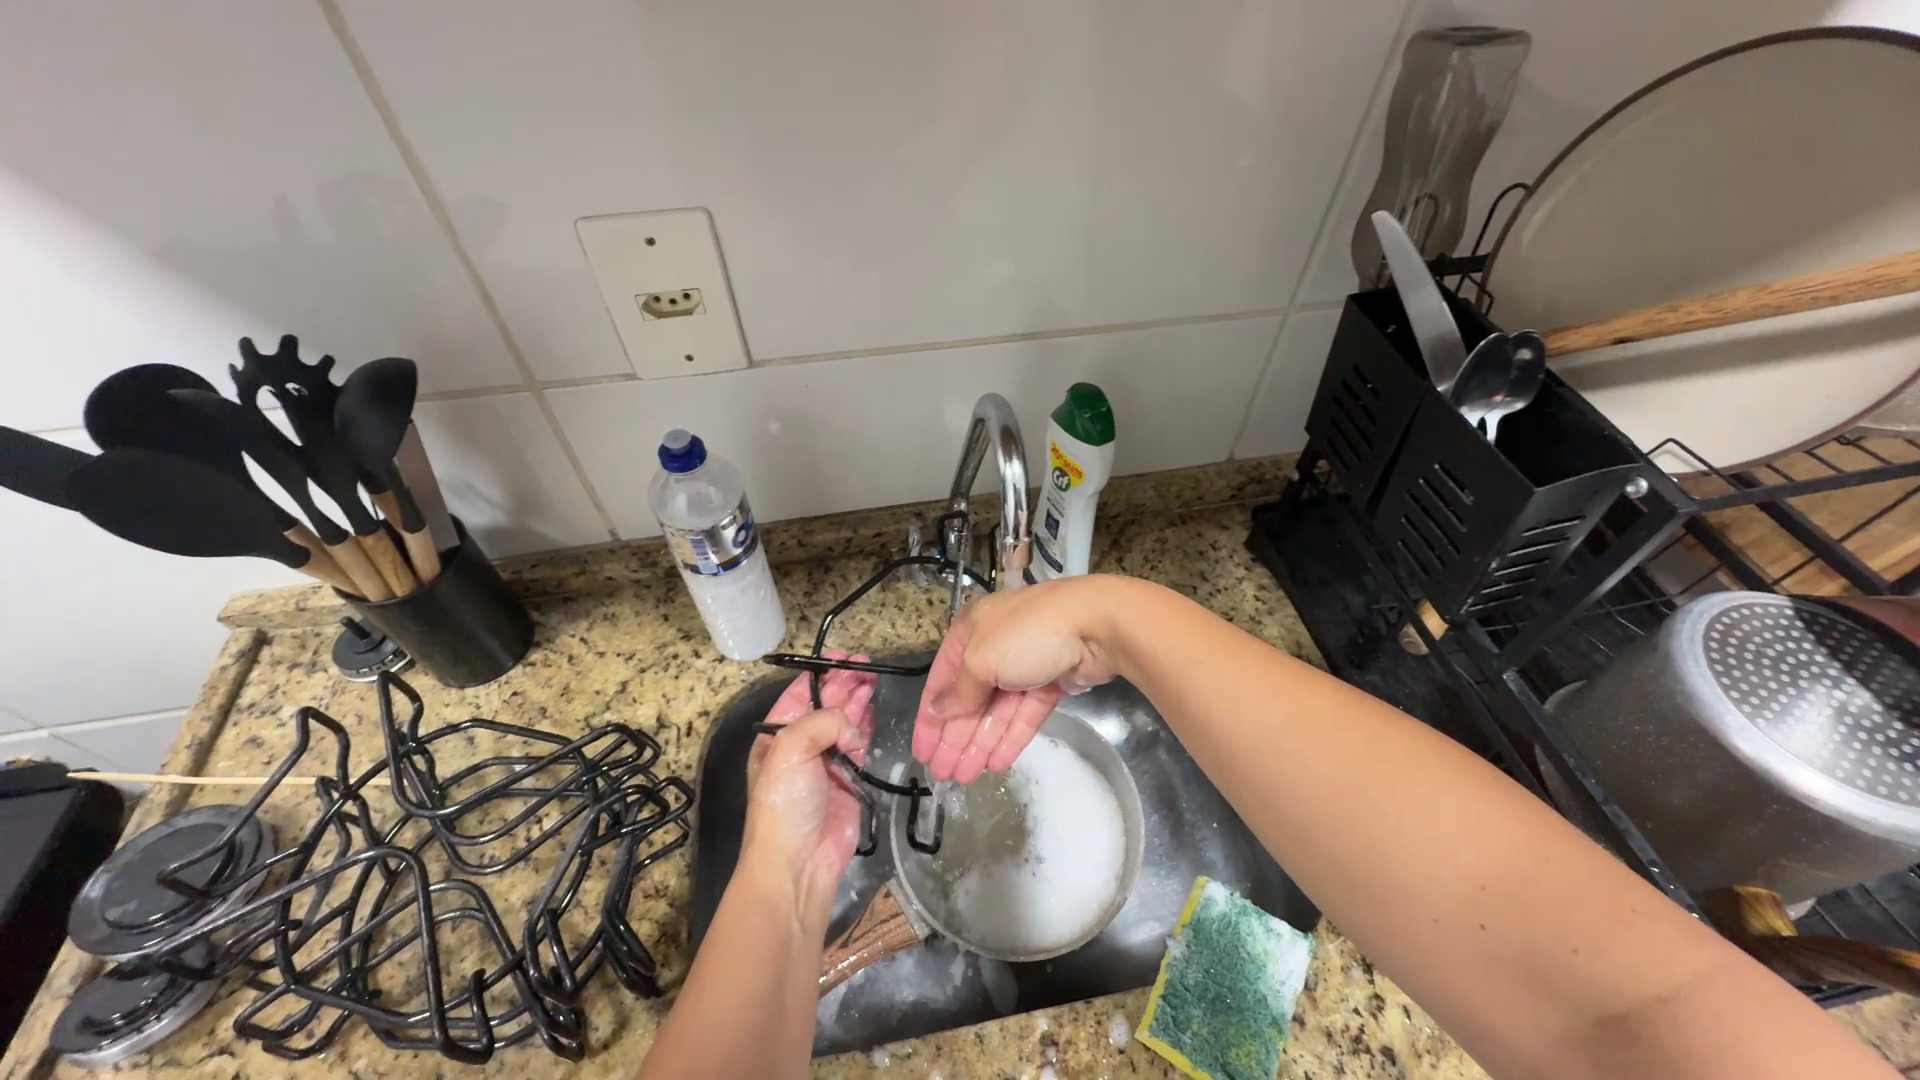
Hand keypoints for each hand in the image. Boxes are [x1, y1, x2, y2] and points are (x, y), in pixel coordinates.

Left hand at [741, 653, 877, 928]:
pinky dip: (867, 726)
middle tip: (868, 664)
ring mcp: (825, 763)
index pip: (800, 694)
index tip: (843, 655)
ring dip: (858, 699)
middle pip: (825, 704)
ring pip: (845, 721)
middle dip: (845, 682)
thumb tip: (853, 727)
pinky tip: (873, 709)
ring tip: (874, 679)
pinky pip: (860, 745)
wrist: (798, 863)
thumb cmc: (785, 804)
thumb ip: (822, 721)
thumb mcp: (789, 751)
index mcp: (776, 736)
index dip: (821, 673)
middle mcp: (800, 746)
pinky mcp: (849, 781)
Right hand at [911, 576, 1122, 782]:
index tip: (921, 752)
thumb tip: (937, 709)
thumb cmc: (1027, 634)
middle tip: (942, 775)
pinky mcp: (1052, 683)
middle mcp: (994, 648)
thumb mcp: (981, 659)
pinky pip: (1024, 715)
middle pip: (969, 701)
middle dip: (954, 738)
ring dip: (979, 744)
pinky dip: (1010, 738)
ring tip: (965, 777)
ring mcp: (1025, 667)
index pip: (941, 680)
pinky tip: (996, 764)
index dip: (930, 719)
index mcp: (970, 632)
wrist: (1097, 625)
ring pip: (996, 712)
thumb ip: (959, 690)